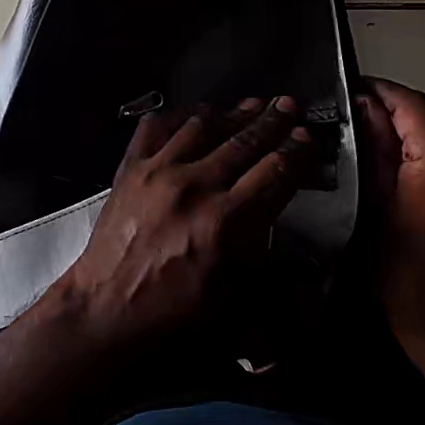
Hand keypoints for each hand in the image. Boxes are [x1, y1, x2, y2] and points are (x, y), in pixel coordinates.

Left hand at [34, 97, 311, 357]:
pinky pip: (157, 127)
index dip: (296, 152)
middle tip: (288, 105)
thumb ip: (284, 288)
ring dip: (232, 114)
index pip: (275, 171)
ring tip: (252, 105)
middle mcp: (195, 187)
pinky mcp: (130, 169)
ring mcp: (159, 173)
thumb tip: (317, 273)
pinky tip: (195, 113)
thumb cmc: (176, 318)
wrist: (107, 314)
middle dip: (272, 121)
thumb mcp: (242, 313)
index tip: (307, 139)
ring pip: (204, 127)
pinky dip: (180, 115)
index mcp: (228, 223)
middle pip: (244, 141)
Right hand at [356, 78, 424, 374]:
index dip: (381, 91)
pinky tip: (407, 188)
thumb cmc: (410, 285)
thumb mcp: (377, 218)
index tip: (353, 89)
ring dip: (413, 146)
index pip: (413, 105)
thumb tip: (365, 111)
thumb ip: (375, 157)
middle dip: (393, 121)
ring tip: (374, 158)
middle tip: (353, 127)